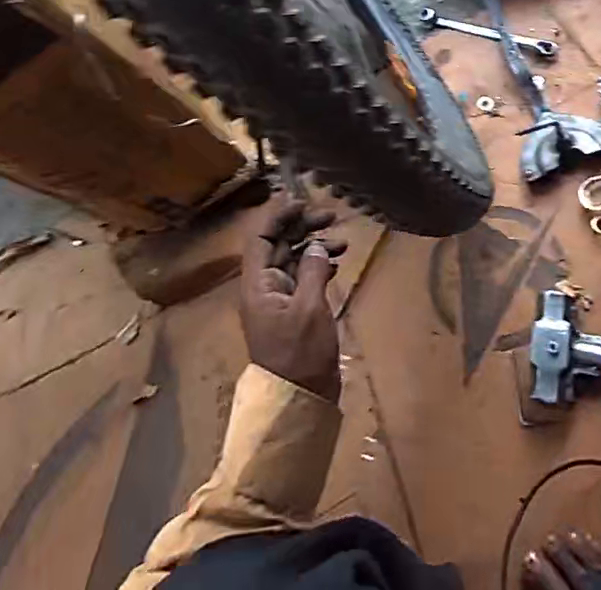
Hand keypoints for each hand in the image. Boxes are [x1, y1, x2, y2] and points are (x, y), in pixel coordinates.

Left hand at [239, 203, 340, 401]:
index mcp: (258, 283)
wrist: (300, 399)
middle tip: (331, 216)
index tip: (302, 202)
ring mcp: (279, 299)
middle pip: (279, 245)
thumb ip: (312, 270)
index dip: (279, 215)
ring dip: (315, 246)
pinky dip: (318, 266)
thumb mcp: (309, 307)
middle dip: (302, 227)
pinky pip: (303, 277)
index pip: (261, 237)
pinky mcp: (293, 311)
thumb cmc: (300, 353)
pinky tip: (336, 262)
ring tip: (342, 241)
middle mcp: (264, 286)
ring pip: (293, 260)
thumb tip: (316, 244)